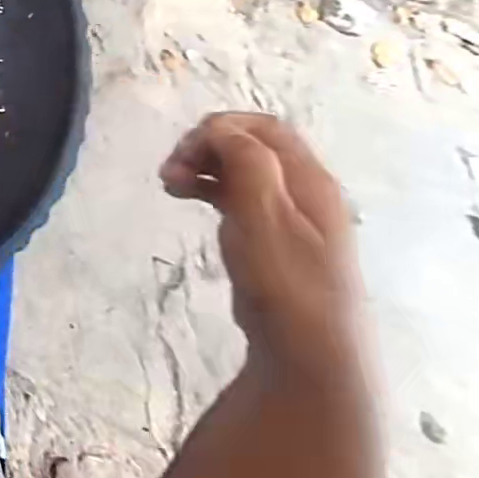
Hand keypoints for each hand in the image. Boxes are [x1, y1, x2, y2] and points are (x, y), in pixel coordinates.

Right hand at [160, 113, 361, 371]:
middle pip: (248, 142)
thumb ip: (247, 165)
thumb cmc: (284, 281)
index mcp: (309, 180)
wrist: (308, 351)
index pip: (263, 126)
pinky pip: (235, 190)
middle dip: (203, 145)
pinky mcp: (270, 233)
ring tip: (169, 184)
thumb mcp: (263, 217)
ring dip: (200, 165)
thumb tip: (220, 129)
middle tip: (170, 171)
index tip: (184, 152)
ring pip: (237, 166)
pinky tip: (186, 197)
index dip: (219, 128)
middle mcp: (302, 189)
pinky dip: (206, 185)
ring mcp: (287, 212)